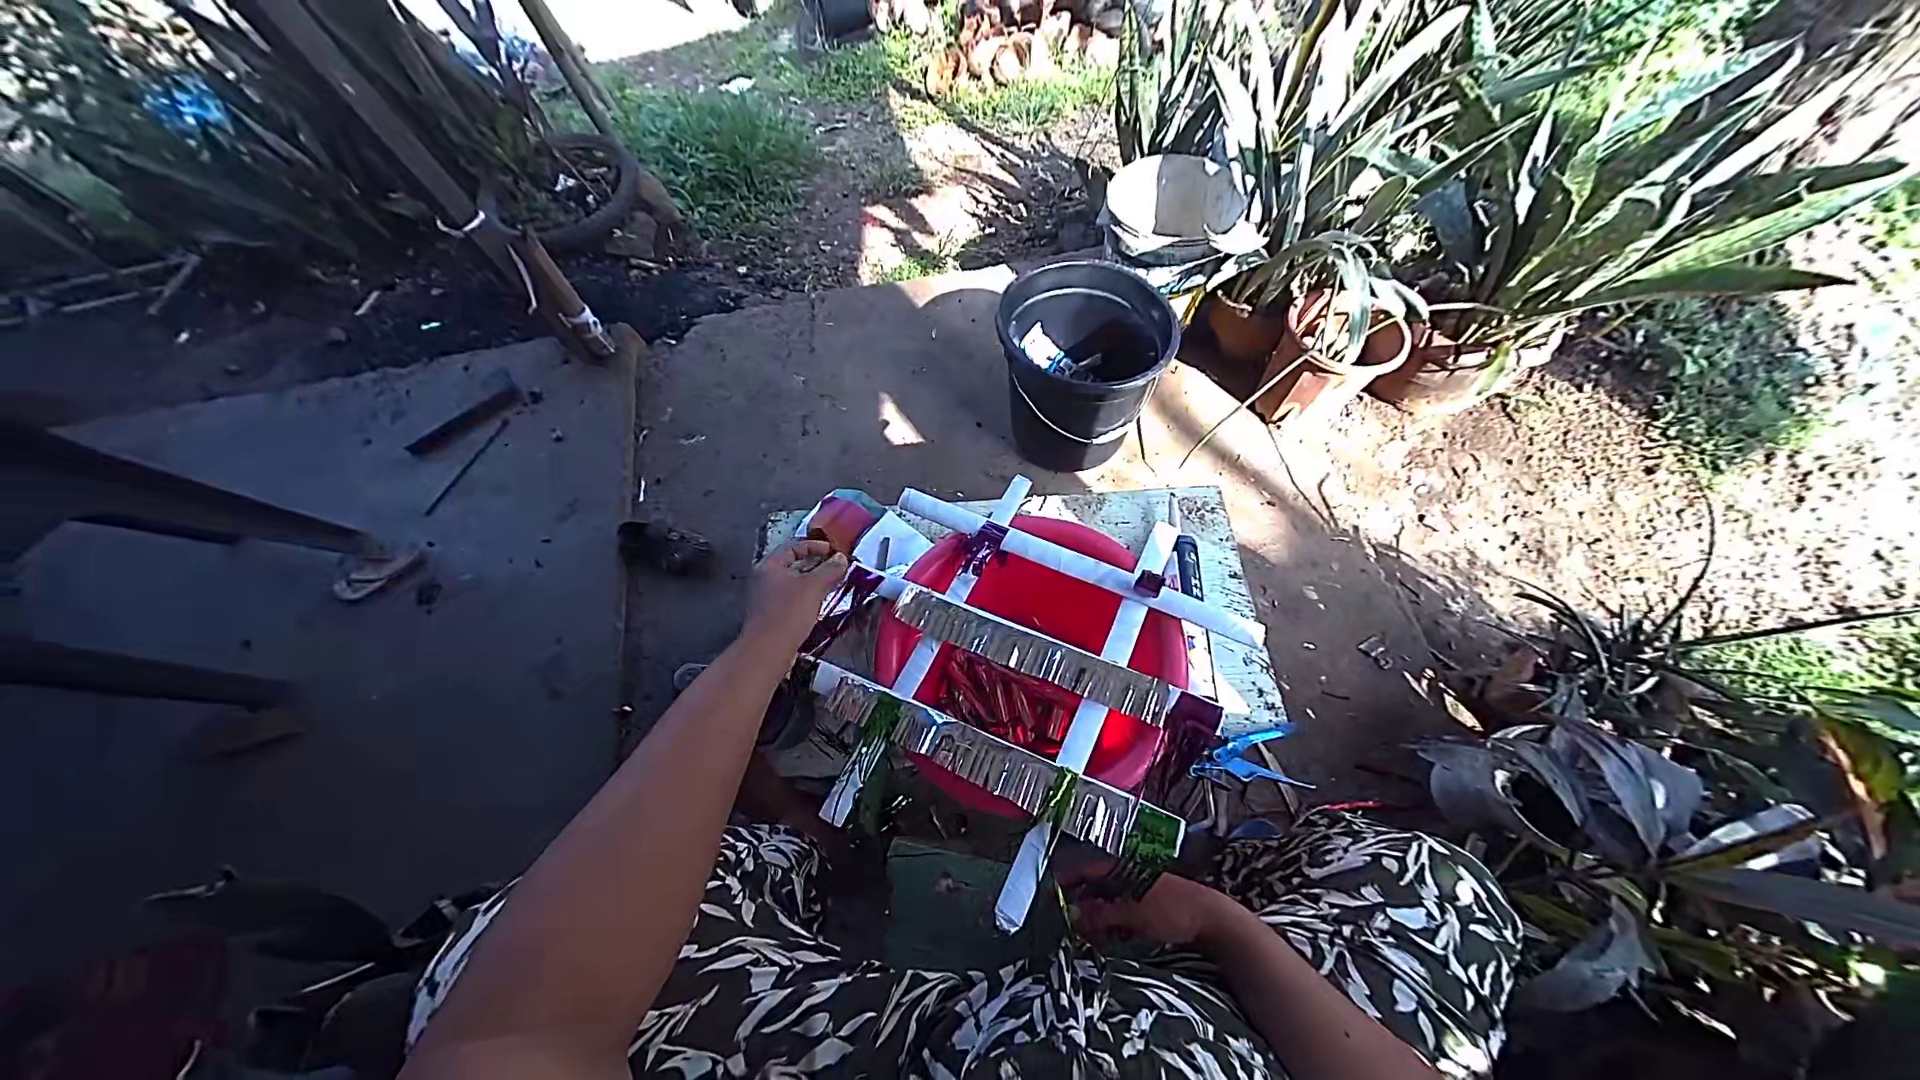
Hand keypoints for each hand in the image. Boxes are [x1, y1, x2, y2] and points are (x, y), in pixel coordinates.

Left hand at [743, 540, 847, 647]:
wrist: (769, 650)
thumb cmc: (786, 614)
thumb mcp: (813, 587)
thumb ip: (829, 569)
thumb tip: (840, 559)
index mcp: (769, 566)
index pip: (793, 546)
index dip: (815, 546)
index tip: (832, 552)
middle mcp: (764, 580)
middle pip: (793, 564)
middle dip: (816, 565)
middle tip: (836, 568)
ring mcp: (766, 599)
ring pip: (794, 583)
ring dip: (813, 582)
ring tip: (832, 585)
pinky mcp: (772, 616)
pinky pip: (792, 600)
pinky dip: (807, 598)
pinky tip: (819, 604)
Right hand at [1071, 873, 1246, 949]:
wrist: (1212, 920)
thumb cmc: (1172, 909)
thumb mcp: (1134, 914)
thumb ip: (1102, 914)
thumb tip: (1072, 915)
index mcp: (1122, 867)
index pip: (1085, 869)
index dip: (1066, 881)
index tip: (1049, 894)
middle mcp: (1126, 873)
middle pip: (1093, 886)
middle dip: (1079, 904)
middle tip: (1066, 923)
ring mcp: (1135, 888)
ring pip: (1105, 900)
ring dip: (1094, 917)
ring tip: (1085, 935)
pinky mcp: (1144, 904)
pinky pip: (1118, 910)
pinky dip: (1109, 922)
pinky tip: (1106, 937)